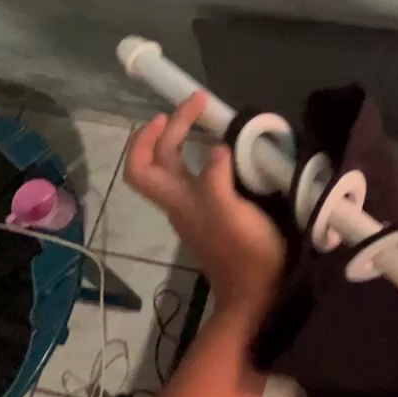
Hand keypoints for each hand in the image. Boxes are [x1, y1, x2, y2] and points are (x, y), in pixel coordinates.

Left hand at [123, 93, 285, 319]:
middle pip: (161, 161)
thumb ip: (217, 180)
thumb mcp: (230, 214)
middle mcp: (183, 203)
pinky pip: (204, 176)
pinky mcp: (219, 214)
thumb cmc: (244, 253)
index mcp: (179, 201)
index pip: (140, 168)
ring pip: (180, 169)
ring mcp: (200, 210)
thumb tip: (216, 148)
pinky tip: (233, 151)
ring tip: (212, 121)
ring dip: (188, 141)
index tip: (168, 113)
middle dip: (174, 127)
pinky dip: (210, 156)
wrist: (256, 293)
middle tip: (202, 103)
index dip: (145, 138)